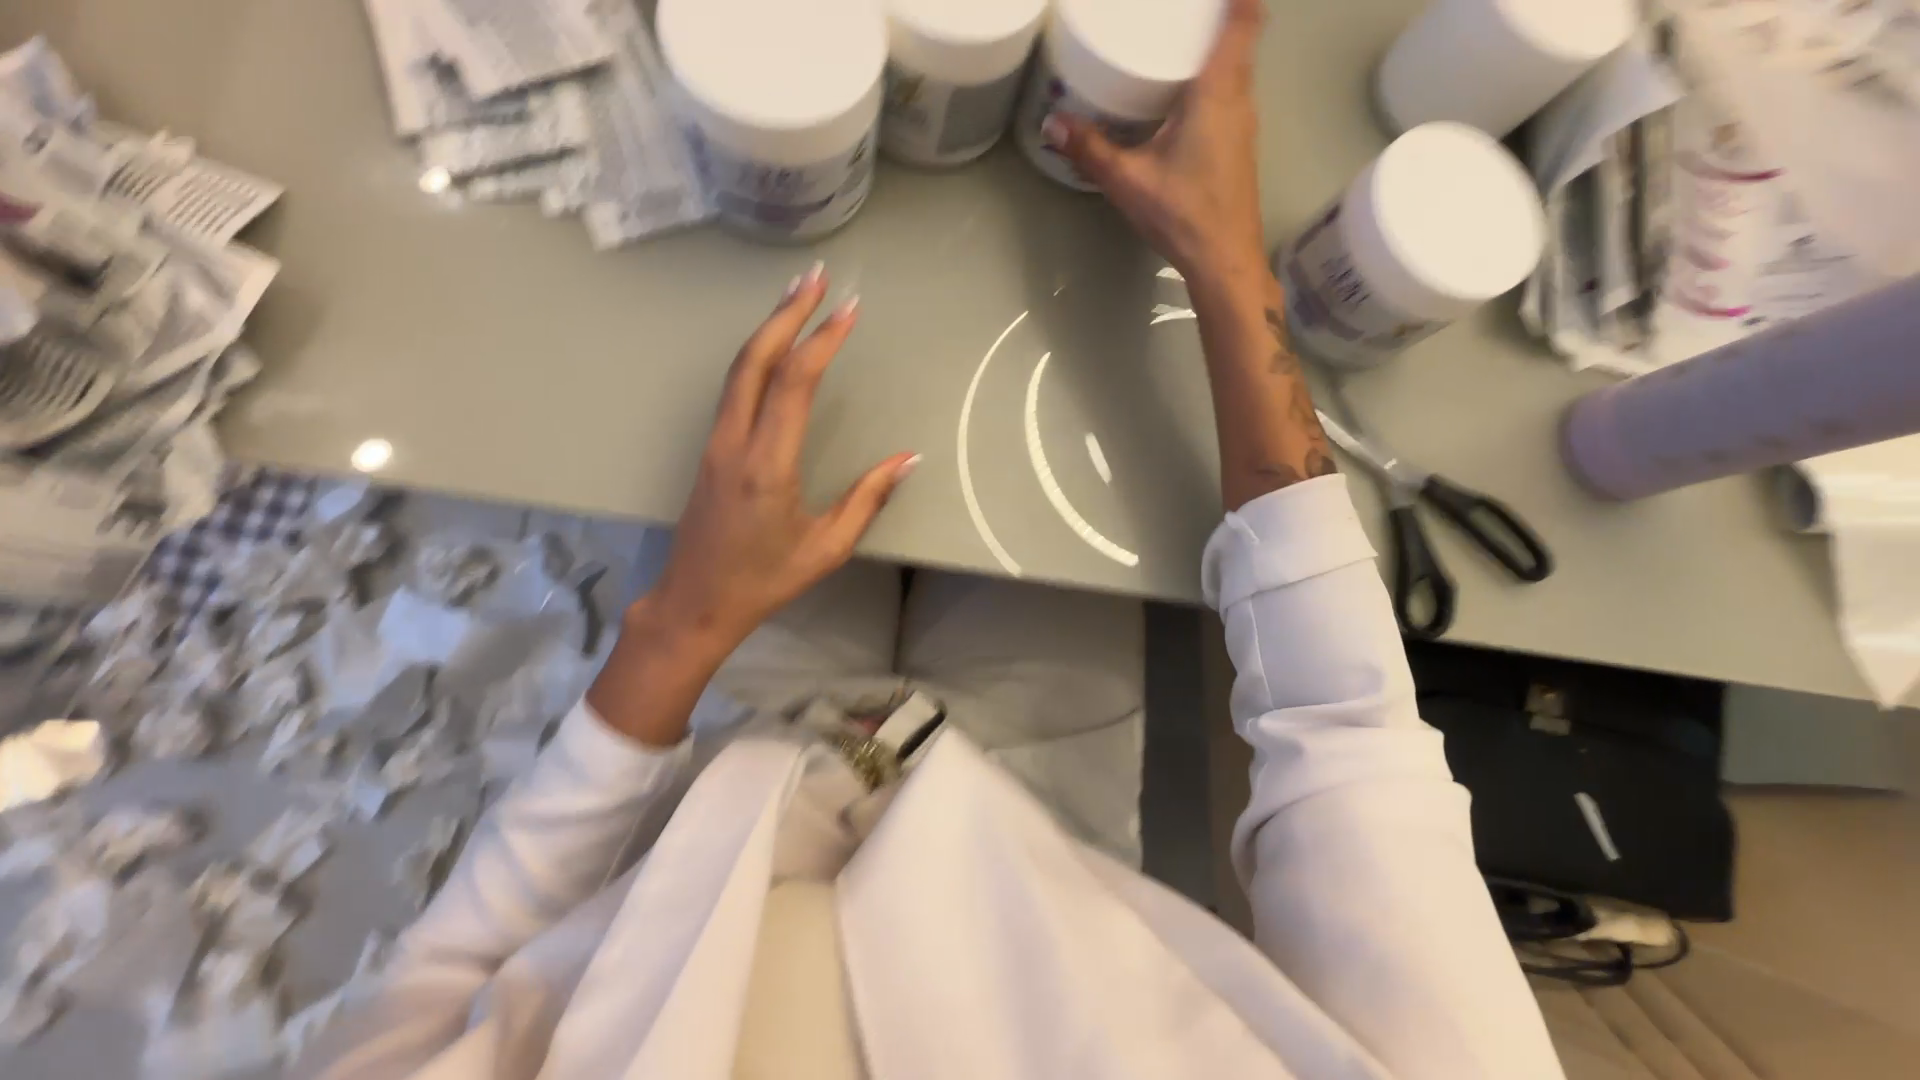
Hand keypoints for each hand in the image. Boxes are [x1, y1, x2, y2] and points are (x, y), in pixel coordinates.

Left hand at [645, 264, 919, 657]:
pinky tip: (774, 343)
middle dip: (787, 313)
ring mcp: (716, 441)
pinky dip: (756, 354)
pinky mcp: (711, 447)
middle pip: (756, 359)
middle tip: (816, 276)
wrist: (695, 601)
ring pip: (738, 368)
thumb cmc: (765, 580)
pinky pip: (733, 386)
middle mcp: (736, 442)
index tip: (849, 310)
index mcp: (768, 465)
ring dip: (768, 327)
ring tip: (797, 295)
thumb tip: (907, 459)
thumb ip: (867, 500)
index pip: (794, 384)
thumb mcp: (828, 548)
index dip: (822, 341)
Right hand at [1046, 0, 1266, 288]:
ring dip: (1217, 54)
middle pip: (1241, 43)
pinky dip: (1214, 83)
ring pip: (1237, 72)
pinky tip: (1185, 98)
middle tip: (1182, 14)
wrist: (1223, 260)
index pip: (1242, 23)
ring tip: (1179, 45)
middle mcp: (1239, 101)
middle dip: (1217, 21)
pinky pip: (1232, 97)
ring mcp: (1245, 126)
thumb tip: (1051, 124)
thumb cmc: (1182, 213)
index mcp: (1217, 93)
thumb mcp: (1128, 181)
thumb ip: (1090, 149)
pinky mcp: (1239, 148)